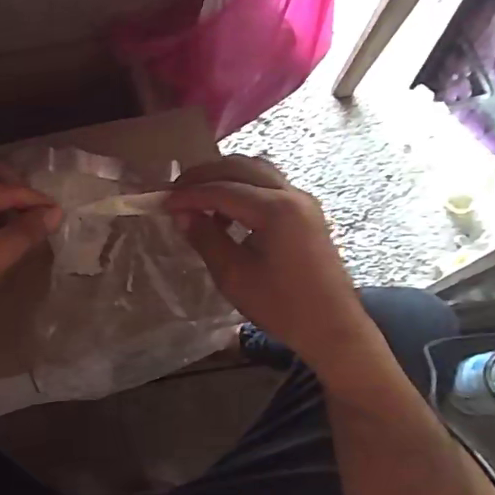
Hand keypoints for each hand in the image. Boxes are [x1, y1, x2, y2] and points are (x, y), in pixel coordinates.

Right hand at [164, 157, 378, 374]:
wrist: (331, 327)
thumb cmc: (282, 306)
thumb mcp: (234, 276)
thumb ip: (206, 239)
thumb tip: (182, 215)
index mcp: (276, 210)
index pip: (223, 189)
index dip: (189, 194)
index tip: (163, 202)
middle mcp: (292, 195)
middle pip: (241, 168)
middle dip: (205, 175)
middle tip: (176, 191)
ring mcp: (303, 202)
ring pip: (257, 171)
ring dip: (225, 178)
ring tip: (198, 198)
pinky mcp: (306, 213)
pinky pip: (269, 186)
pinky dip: (243, 189)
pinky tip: (227, 214)